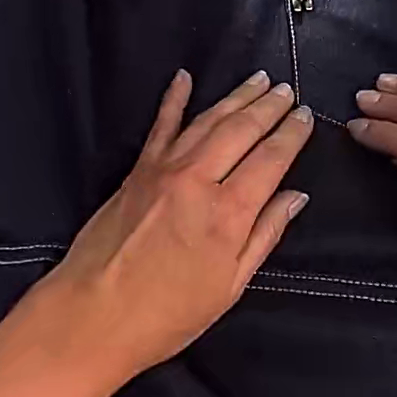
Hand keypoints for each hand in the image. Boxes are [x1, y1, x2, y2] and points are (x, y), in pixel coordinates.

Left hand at [29, 69, 313, 380]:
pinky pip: (161, 125)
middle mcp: (200, 179)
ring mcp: (166, 168)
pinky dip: (174, 98)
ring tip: (259, 79)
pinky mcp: (139, 168)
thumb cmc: (167, 314)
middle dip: (270, 106)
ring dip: (238, 96)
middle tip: (288, 90)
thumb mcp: (230, 286)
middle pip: (244, 129)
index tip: (306, 115)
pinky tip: (184, 77)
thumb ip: (266, 234)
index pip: (272, 158)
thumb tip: (296, 196)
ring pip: (210, 119)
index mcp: (228, 213)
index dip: (293, 133)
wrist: (90, 319)